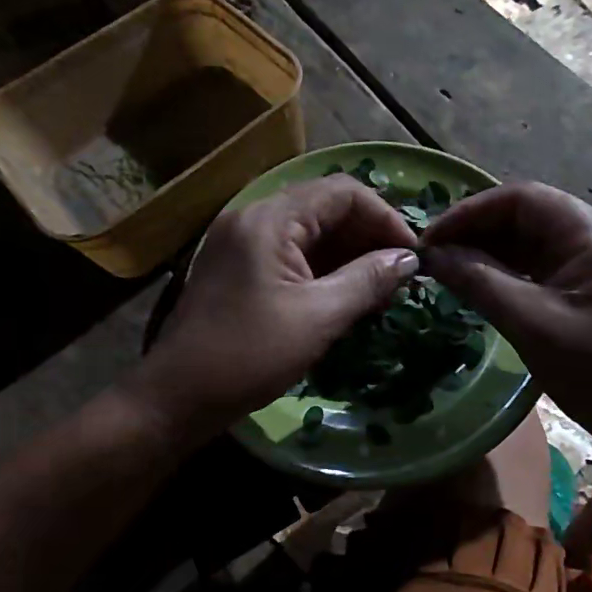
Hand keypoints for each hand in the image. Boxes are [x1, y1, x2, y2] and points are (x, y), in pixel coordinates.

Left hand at [136, 175, 418, 429]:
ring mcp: (243, 242)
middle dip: (370, 236)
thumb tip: (409, 260)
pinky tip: (349, 294)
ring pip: (311, 232)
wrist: (177, 398)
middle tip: (402, 274)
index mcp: (269, 219)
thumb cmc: (249, 355)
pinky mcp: (239, 267)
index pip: (343, 193)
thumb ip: (368, 280)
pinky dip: (325, 268)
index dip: (385, 218)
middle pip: (326, 207)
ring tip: (382, 288)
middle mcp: (253, 217)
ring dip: (350, 254)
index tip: (413, 256)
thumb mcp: (318, 317)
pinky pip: (292, 253)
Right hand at [420, 183, 591, 430]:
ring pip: (534, 241)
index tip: (430, 239)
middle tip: (433, 258)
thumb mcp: (531, 325)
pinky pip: (546, 264)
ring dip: (491, 252)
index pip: (522, 198)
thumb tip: (432, 254)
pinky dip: (510, 271)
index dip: (470, 212)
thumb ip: (478, 281)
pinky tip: (480, 284)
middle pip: (528, 215)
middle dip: (478, 233)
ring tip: (448, 271)